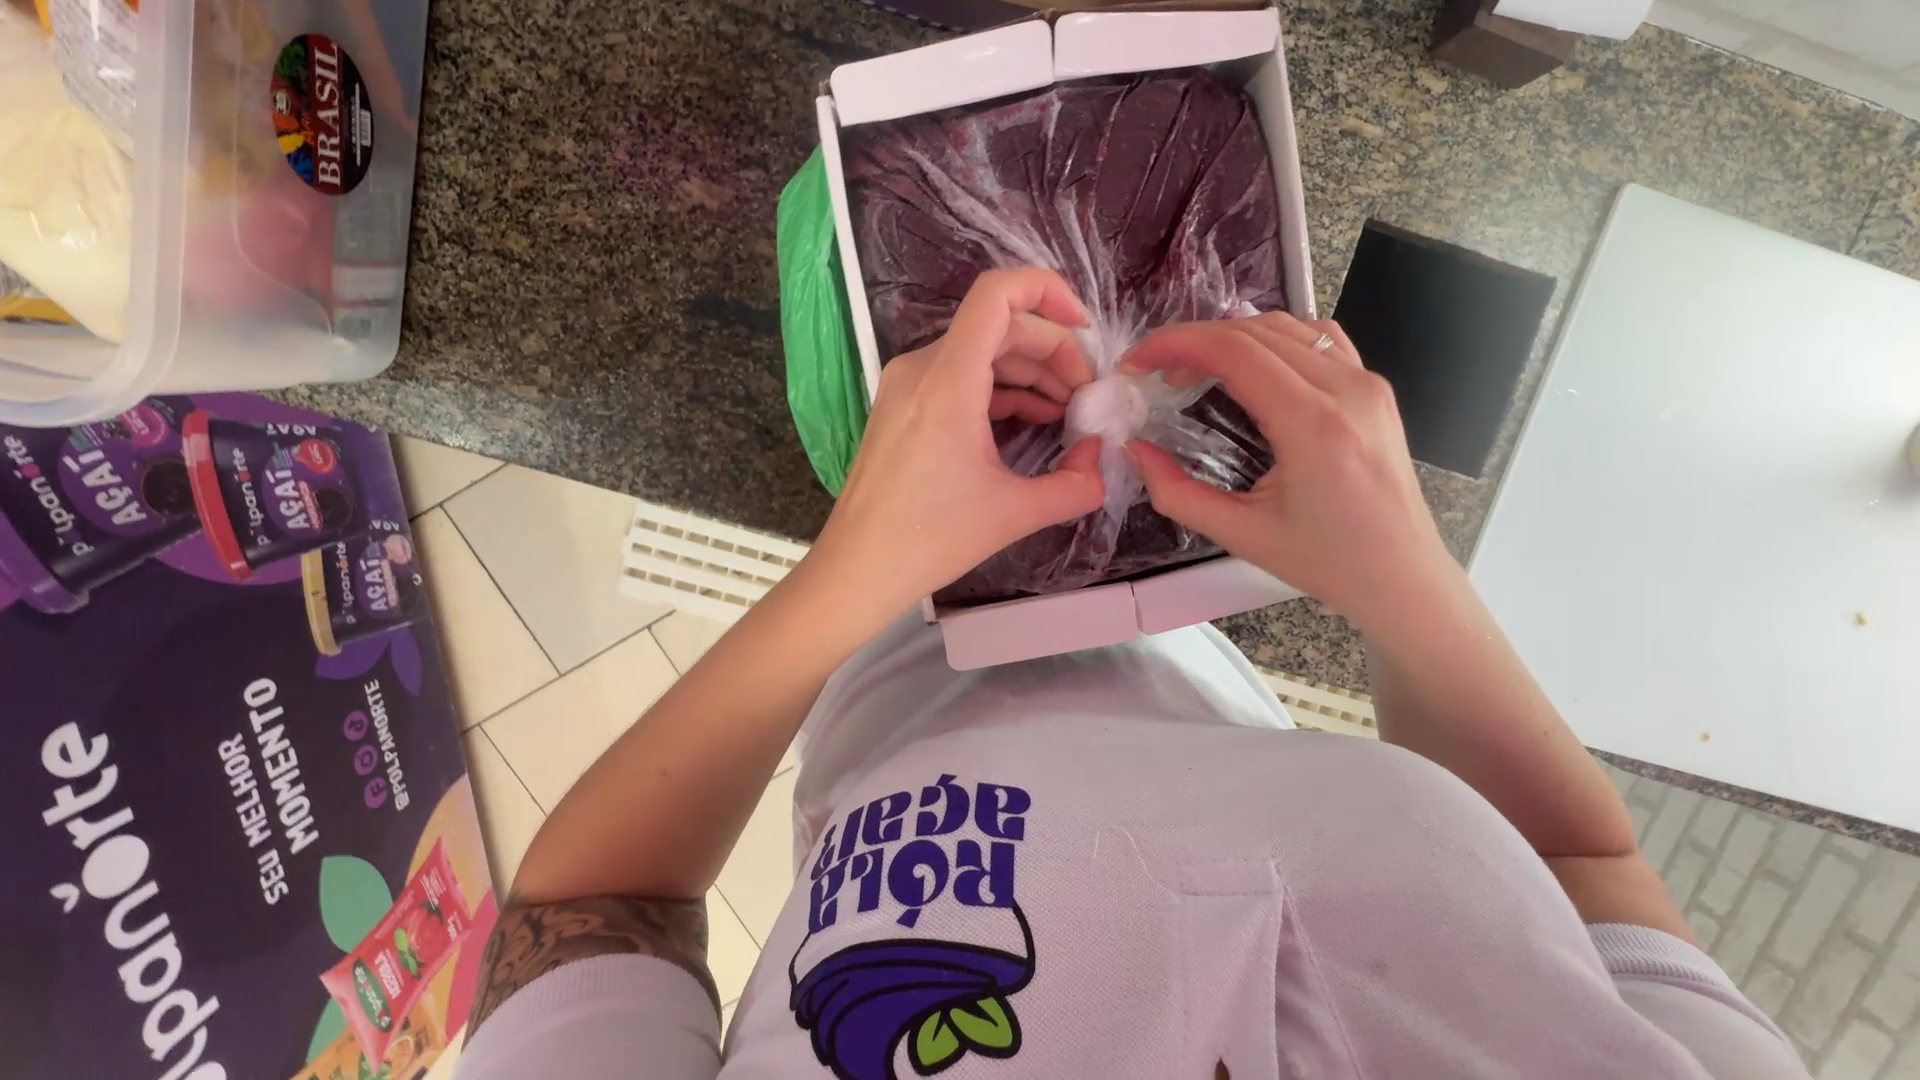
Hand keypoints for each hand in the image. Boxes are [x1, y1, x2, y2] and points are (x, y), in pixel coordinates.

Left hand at [811, 268, 1105, 613]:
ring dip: (1029, 373)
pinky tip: (1030, 422)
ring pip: (980, 352)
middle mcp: (922, 368)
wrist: (858, 568)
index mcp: (947, 381)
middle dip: (1053, 352)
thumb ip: (1076, 484)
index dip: (1049, 293)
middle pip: (999, 326)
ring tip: (1066, 413)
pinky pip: (959, 378)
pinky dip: (999, 391)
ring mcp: (906, 385)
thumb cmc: (930, 540)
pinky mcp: (901, 407)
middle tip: (1086, 395)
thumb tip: (1101, 459)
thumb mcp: (1014, 513)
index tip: (1086, 329)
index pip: (997, 295)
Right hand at [1119, 312, 1457, 634]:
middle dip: (1193, 340)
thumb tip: (1135, 452)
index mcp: (1314, 426)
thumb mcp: (1240, 534)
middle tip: (1155, 370)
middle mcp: (1346, 391)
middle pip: (1254, 331)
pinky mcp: (1372, 388)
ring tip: (1193, 369)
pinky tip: (1249, 366)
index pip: (1234, 352)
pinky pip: (1317, 339)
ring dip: (1229, 337)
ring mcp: (1366, 384)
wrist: (1401, 576)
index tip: (1138, 360)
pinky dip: (1271, 340)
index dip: (1176, 345)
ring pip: (1286, 326)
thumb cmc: (1328, 562)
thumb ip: (1177, 493)